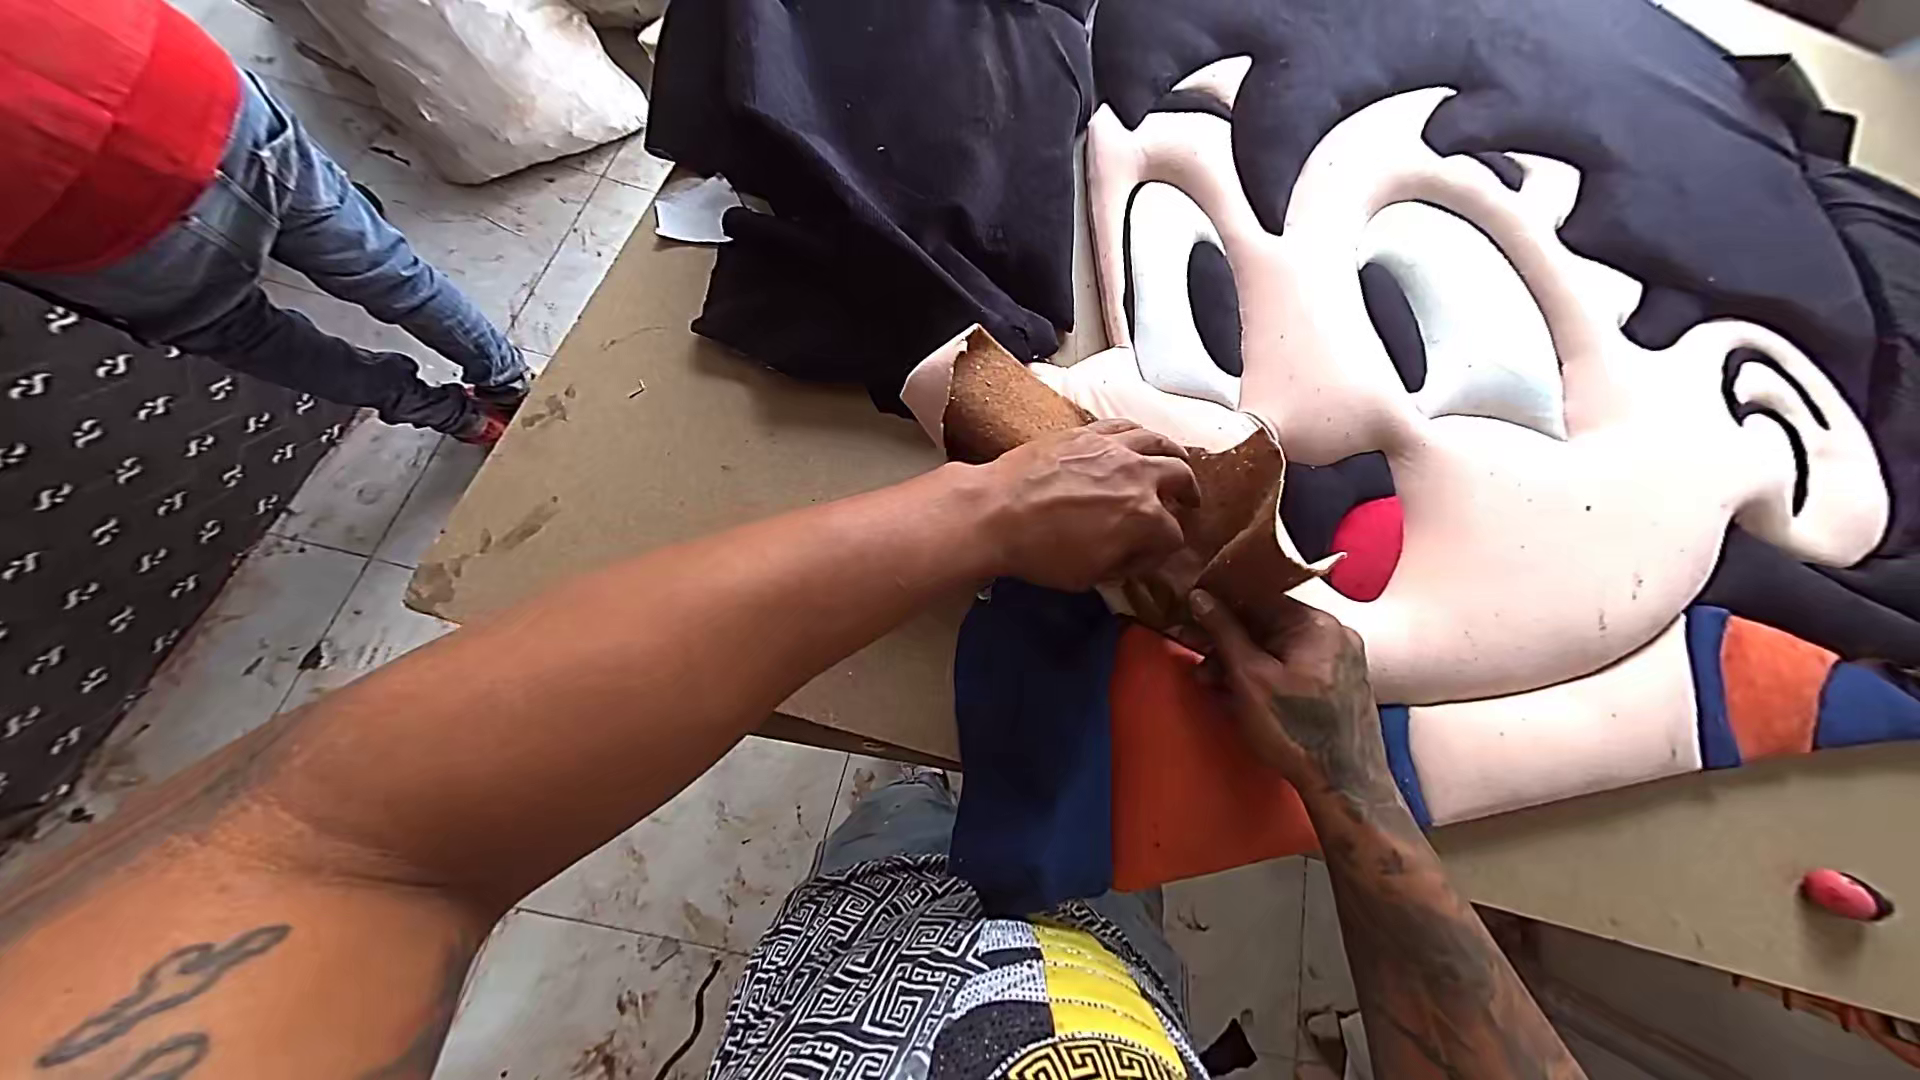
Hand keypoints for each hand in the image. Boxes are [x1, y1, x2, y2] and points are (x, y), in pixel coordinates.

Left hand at [974, 419, 1198, 590]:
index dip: (1161, 552)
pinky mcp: (1087, 433)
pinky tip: (1139, 441)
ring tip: (1176, 464)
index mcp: (1144, 518)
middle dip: (1187, 495)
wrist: (995, 512)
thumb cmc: (1038, 552)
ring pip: (1160, 443)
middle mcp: (1138, 476)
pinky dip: (1140, 434)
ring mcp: (1113, 449)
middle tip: (1187, 503)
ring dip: (1173, 456)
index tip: (1145, 557)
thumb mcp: (1087, 576)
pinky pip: (1125, 425)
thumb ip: (1120, 565)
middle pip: (1181, 478)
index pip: (1172, 536)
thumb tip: (1132, 556)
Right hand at [1187, 589, 1389, 794]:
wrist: (1345, 787)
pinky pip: (1291, 663)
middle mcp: (1334, 634)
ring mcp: (1339, 660)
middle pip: (1267, 623)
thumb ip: (1223, 631)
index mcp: (1316, 624)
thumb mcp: (1248, 677)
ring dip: (1240, 659)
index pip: (1259, 596)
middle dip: (1227, 639)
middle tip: (1197, 654)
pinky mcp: (1337, 683)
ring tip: (1211, 681)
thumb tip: (1199, 596)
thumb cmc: (1295, 730)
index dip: (1220, 602)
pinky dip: (1263, 672)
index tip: (1192, 610)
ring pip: (1276, 646)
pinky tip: (1238, 690)